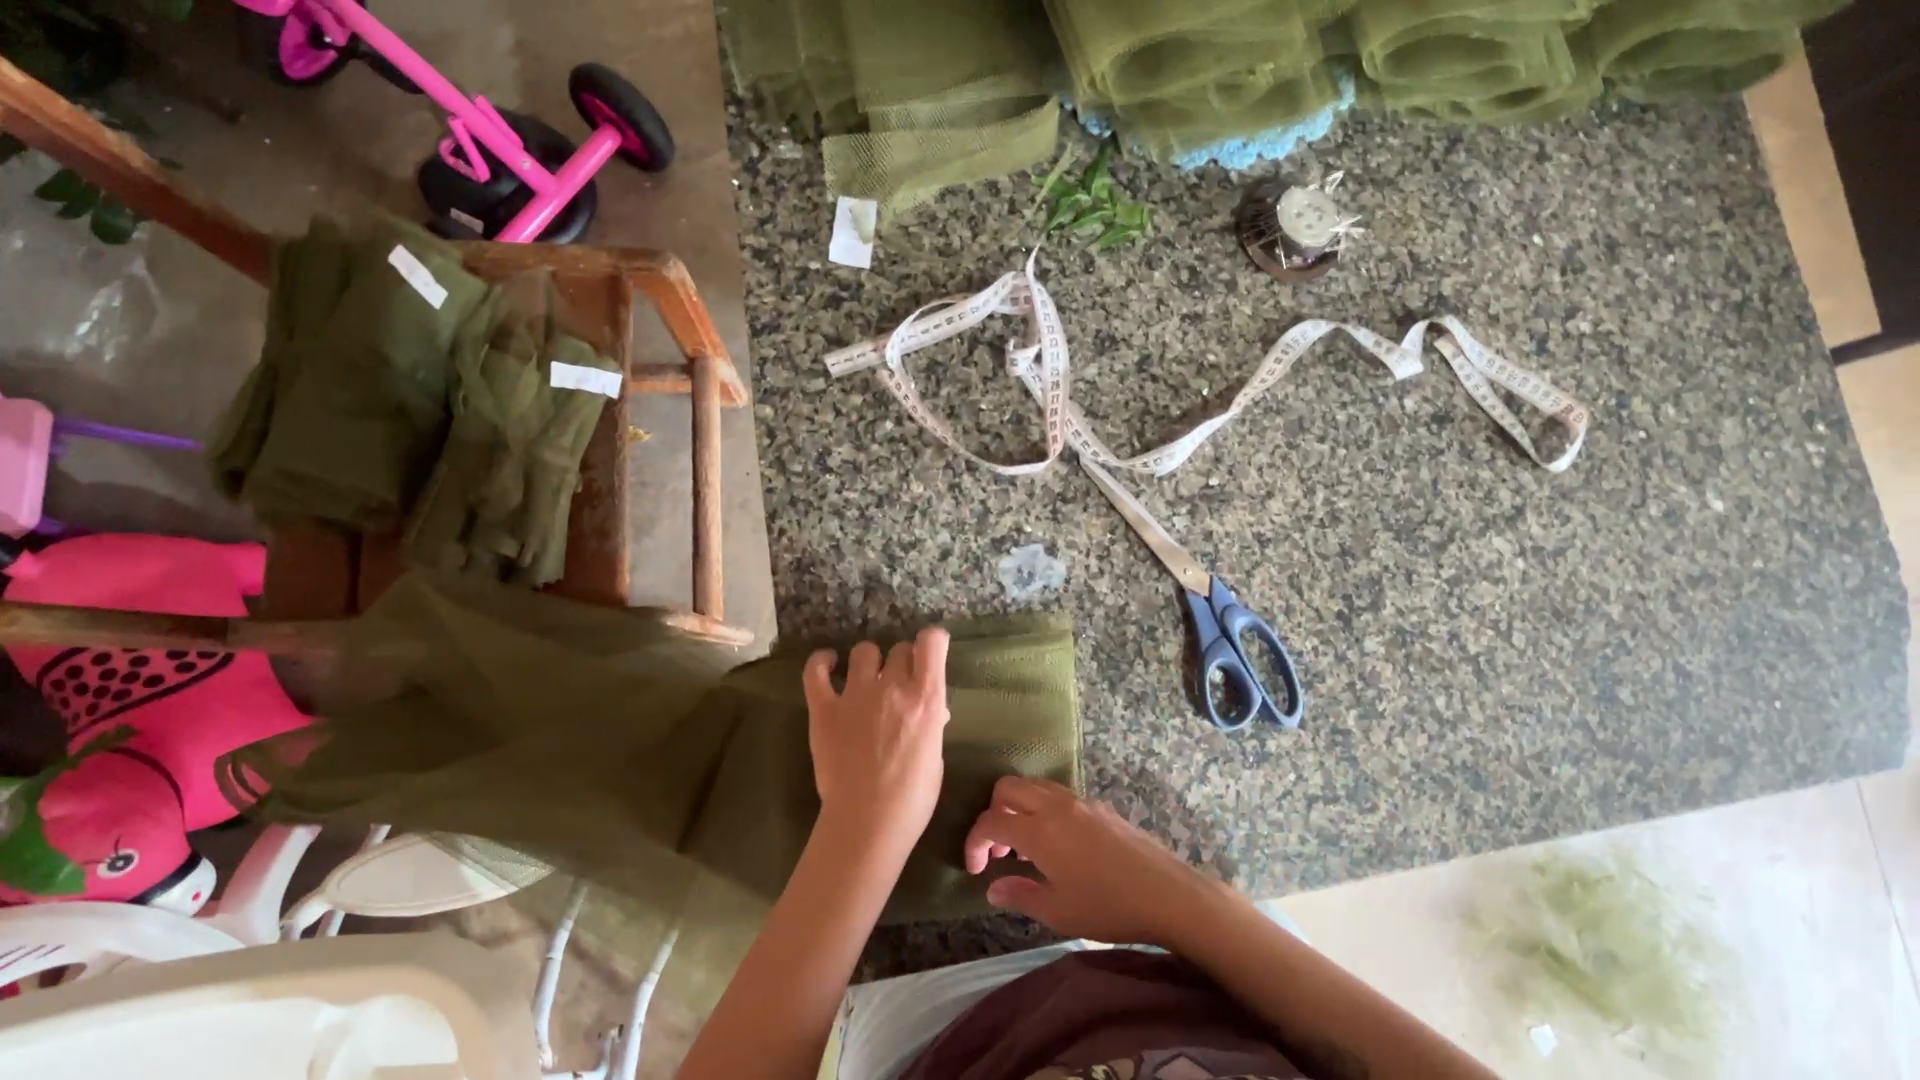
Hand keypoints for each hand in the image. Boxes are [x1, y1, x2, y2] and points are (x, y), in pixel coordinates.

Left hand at [803, 627, 951, 856]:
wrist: (868, 822)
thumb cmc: (913, 797)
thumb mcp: (935, 756)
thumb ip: (931, 725)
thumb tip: (932, 711)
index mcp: (926, 698)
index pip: (932, 642)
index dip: (932, 641)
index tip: (930, 652)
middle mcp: (892, 687)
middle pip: (899, 649)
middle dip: (901, 661)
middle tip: (898, 682)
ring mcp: (855, 695)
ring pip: (864, 651)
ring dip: (869, 661)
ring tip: (866, 677)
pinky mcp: (824, 709)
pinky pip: (816, 671)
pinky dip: (821, 662)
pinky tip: (827, 663)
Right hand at [964, 776, 1233, 946]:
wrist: (1168, 894)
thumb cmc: (1109, 907)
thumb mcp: (1059, 912)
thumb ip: (1021, 895)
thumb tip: (993, 888)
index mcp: (1039, 831)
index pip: (991, 821)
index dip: (974, 842)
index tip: (976, 869)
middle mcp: (1056, 806)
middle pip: (1008, 788)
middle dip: (993, 813)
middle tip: (998, 852)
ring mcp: (1081, 802)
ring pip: (1035, 787)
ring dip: (1019, 809)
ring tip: (1026, 850)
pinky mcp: (1101, 807)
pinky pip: (1059, 796)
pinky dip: (1044, 810)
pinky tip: (1058, 847)